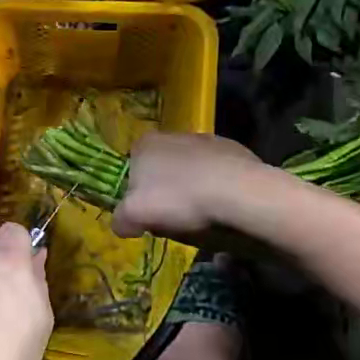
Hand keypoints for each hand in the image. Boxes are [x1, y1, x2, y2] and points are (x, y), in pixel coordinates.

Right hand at [112, 132, 261, 239]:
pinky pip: (218, 172)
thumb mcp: (135, 215)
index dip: (137, 194)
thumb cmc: (178, 198)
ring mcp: (207, 140)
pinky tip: (222, 205)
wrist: (238, 192)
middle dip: (165, 191)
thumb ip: (121, 219)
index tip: (148, 214)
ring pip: (191, 170)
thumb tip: (121, 225)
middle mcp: (173, 135)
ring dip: (192, 189)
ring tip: (201, 215)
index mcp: (145, 144)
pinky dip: (217, 187)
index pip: (132, 169)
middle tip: (173, 218)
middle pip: (162, 169)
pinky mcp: (235, 150)